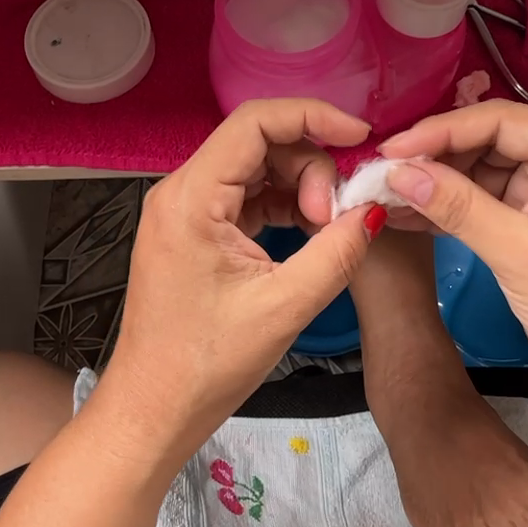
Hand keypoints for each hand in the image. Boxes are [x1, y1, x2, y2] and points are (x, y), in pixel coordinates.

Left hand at [100, 99, 381, 458]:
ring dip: (299, 188)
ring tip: (326, 231)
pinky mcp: (197, 232)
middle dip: (310, 167)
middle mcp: (182, 191)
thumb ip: (336, 252)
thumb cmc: (207, 364)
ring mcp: (187, 211)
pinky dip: (283, 207)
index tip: (360, 136)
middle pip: (259, 144)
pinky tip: (309, 233)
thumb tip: (374, 210)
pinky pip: (247, 198)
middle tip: (338, 218)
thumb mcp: (284, 306)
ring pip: (257, 170)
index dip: (312, 116)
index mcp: (191, 198)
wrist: (153, 410)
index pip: (254, 123)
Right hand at [377, 103, 527, 407]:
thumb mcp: (521, 254)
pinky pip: (478, 200)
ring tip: (380, 192)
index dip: (441, 131)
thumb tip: (400, 173)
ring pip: (476, 170)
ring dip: (431, 183)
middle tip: (379, 172)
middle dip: (432, 156)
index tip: (392, 149)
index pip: (501, 120)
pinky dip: (444, 208)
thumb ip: (459, 207)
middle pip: (484, 140)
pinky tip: (402, 212)